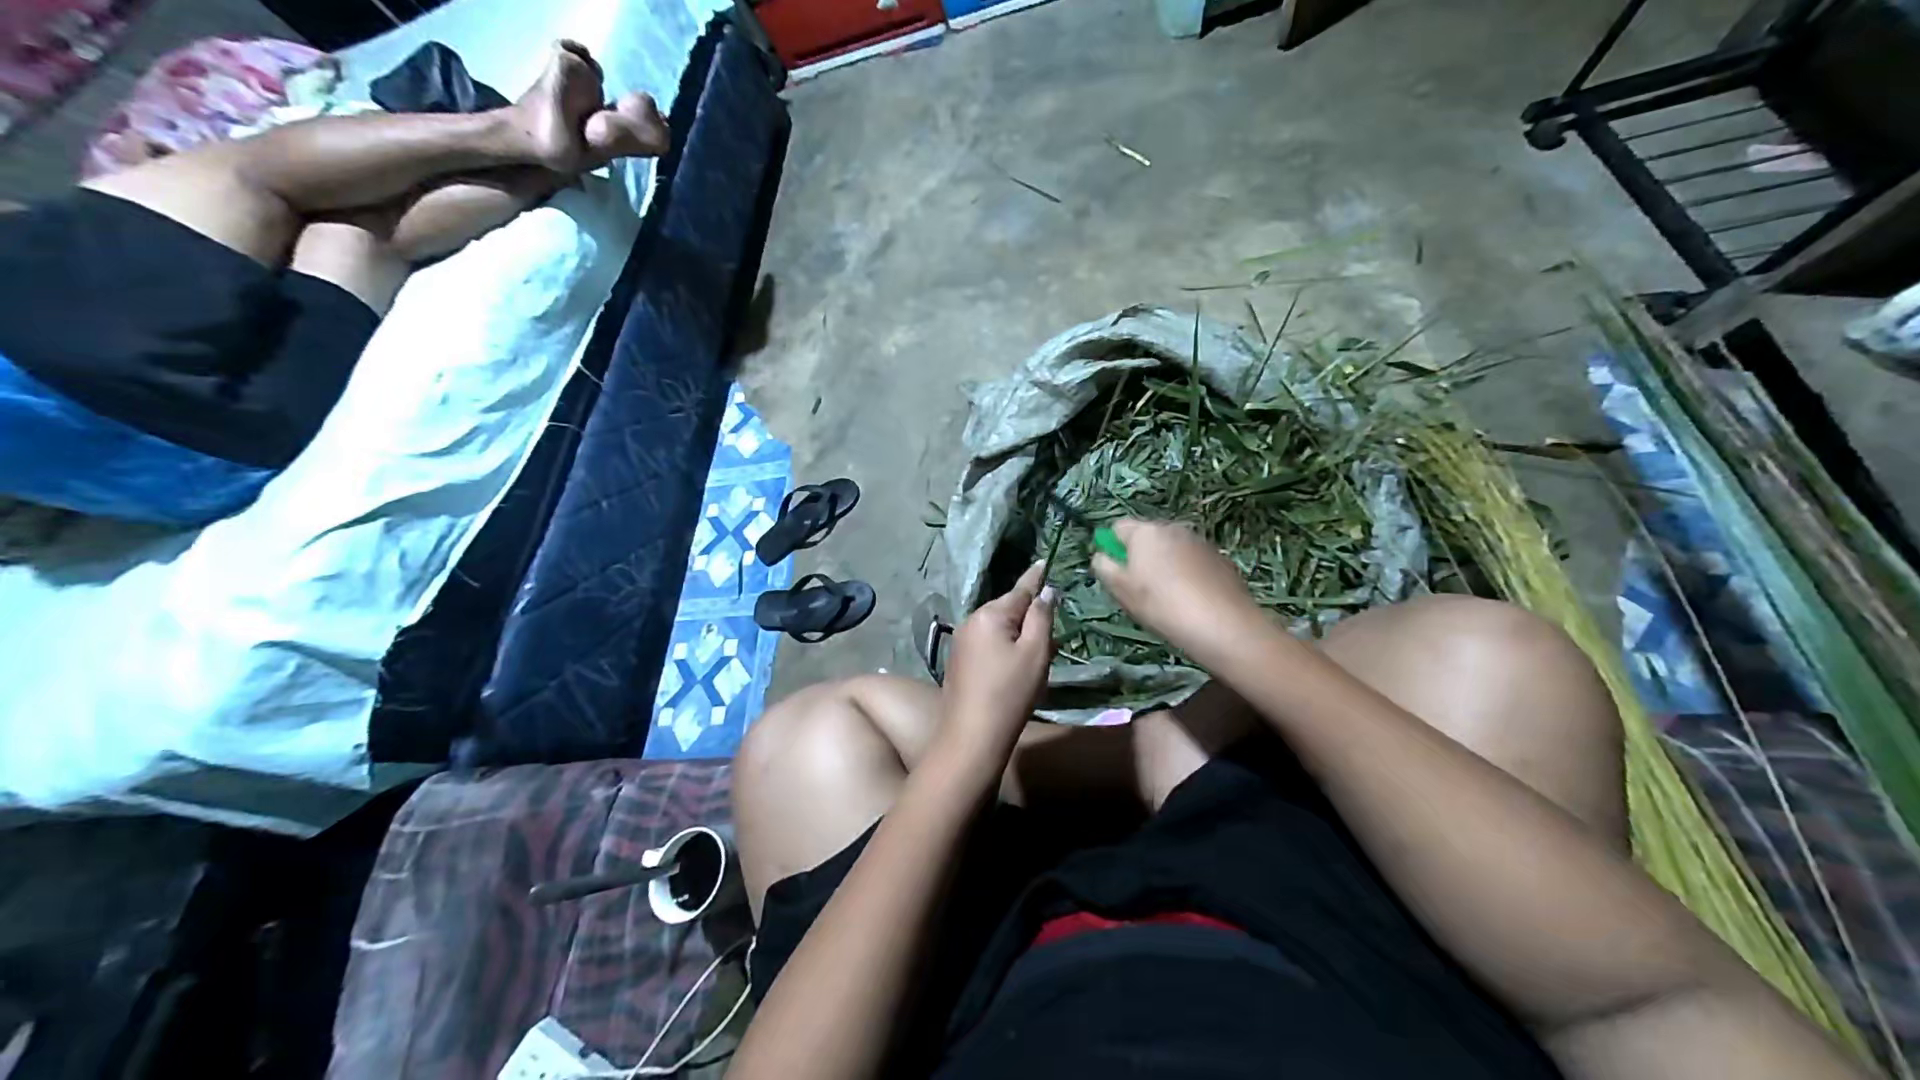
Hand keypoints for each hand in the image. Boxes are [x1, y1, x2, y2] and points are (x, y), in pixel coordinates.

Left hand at [936, 561, 1055, 772]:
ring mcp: (961, 643)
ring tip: (1038, 657)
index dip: (1035, 579)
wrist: (972, 736)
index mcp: (989, 615)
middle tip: (1052, 636)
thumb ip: (1041, 617)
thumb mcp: (1035, 652)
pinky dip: (1005, 649)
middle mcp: (971, 622)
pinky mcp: (959, 662)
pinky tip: (1016, 670)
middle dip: (1029, 617)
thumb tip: (1045, 591)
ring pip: (999, 629)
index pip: (1019, 590)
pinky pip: (988, 644)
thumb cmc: (1010, 693)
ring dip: (1019, 636)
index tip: (1043, 563)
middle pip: (1008, 610)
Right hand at [1091, 519, 1263, 659]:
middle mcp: (1174, 528)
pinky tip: (1191, 600)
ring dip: (1165, 565)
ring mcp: (1200, 542)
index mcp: (1145, 531)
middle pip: (1147, 537)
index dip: (1112, 547)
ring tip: (1168, 598)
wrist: (1222, 625)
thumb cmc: (1161, 605)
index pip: (1117, 527)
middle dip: (1140, 556)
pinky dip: (1188, 574)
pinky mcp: (1221, 559)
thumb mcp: (1120, 589)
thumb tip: (1101, 555)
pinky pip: (1193, 562)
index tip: (1116, 573)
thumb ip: (1103, 566)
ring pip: (1171, 549)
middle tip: (1139, 589)